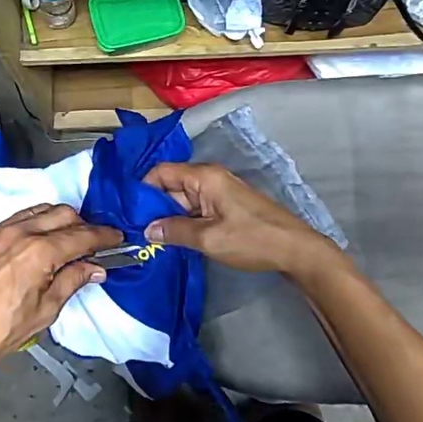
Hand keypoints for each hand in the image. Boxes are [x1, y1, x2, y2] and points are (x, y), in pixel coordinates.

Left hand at [0, 204, 119, 391]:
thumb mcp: (46, 310)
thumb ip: (73, 281)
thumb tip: (95, 269)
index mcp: (40, 252)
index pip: (83, 236)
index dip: (105, 237)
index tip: (119, 240)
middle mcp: (22, 233)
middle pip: (66, 214)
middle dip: (86, 226)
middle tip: (97, 245)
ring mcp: (2, 232)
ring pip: (45, 210)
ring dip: (64, 221)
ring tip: (72, 241)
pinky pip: (23, 217)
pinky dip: (41, 221)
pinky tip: (45, 239)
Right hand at [142, 162, 343, 277]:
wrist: (294, 249)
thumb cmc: (252, 239)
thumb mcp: (209, 239)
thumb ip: (175, 231)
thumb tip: (147, 230)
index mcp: (205, 177)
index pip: (161, 172)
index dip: (142, 190)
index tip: (127, 214)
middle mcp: (212, 178)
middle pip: (171, 186)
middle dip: (154, 207)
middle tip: (134, 234)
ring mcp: (222, 193)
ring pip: (184, 200)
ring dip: (170, 218)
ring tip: (150, 241)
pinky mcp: (229, 207)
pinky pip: (199, 209)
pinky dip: (186, 222)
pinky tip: (176, 240)